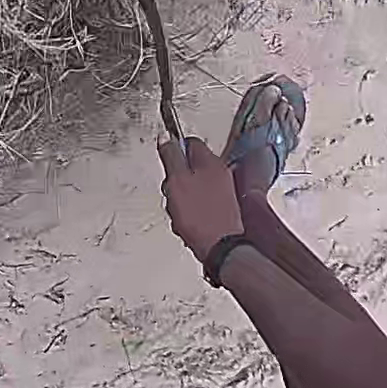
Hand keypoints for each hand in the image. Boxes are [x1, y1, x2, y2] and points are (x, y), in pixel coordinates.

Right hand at [158, 136, 244, 260]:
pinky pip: (197, 203)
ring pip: (191, 187)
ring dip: (179, 198)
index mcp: (210, 162)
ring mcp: (221, 193)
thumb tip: (167, 139)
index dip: (173, 149)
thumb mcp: (177, 180)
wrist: (220, 248)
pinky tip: (186, 221)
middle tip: (171, 190)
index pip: (189, 142)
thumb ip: (171, 157)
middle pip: (188, 166)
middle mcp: (219, 175)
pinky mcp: (219, 209)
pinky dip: (188, 211)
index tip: (165, 159)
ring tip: (179, 210)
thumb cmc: (201, 216)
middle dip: (174, 179)